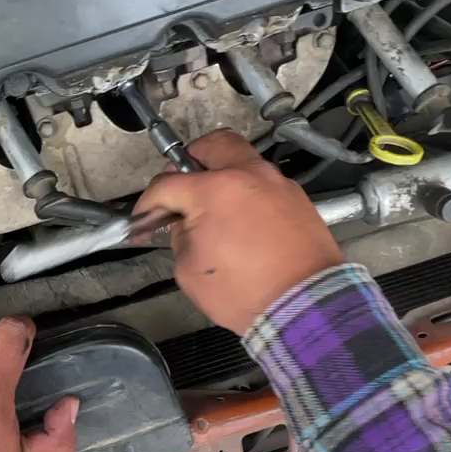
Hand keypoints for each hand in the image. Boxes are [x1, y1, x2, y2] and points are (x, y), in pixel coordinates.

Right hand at [135, 129, 343, 334]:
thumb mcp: (189, 270)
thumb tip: (181, 224)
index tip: (146, 216)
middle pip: (211, 145)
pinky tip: (240, 220)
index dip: (148, 203)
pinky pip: (264, 184)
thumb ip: (179, 236)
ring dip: (221, 175)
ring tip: (211, 206)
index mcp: (214, 191)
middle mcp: (248, 176)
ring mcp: (276, 184)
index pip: (167, 184)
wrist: (304, 306)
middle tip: (179, 185)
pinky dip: (247, 193)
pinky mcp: (296, 199)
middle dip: (189, 161)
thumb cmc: (250, 293)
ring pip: (242, 160)